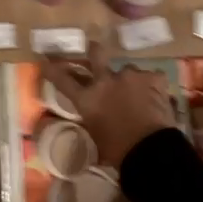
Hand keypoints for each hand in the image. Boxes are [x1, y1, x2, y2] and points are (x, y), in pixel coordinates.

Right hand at [42, 39, 175, 167]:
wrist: (152, 152)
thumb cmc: (119, 152)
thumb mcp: (96, 137)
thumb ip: (93, 119)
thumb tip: (94, 118)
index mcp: (88, 99)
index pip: (63, 80)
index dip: (52, 70)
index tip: (45, 62)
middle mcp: (105, 81)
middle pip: (95, 53)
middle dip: (94, 50)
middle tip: (94, 50)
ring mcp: (130, 76)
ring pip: (128, 70)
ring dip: (130, 80)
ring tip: (140, 95)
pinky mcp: (153, 78)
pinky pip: (152, 77)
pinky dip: (153, 86)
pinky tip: (157, 96)